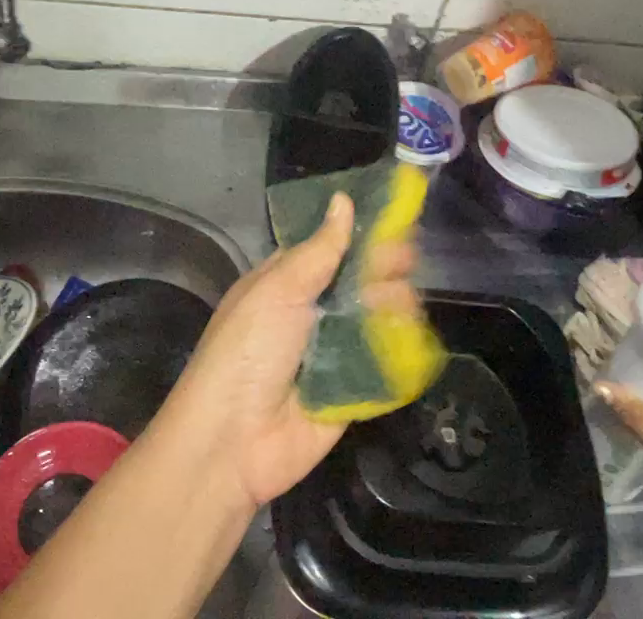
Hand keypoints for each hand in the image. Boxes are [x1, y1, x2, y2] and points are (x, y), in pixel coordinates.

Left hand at [157, 193, 417, 506]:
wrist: (233, 442)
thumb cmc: (247, 352)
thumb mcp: (277, 290)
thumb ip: (319, 250)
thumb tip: (343, 199)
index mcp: (287, 285)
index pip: (331, 250)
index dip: (361, 235)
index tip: (394, 221)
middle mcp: (313, 314)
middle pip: (359, 282)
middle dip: (383, 267)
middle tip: (404, 260)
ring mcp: (335, 353)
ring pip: (377, 317)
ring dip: (393, 301)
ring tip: (401, 297)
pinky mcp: (356, 389)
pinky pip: (385, 361)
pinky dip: (400, 344)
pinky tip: (409, 328)